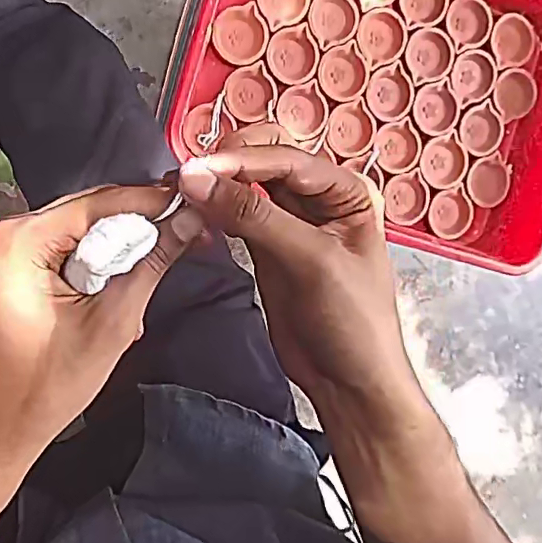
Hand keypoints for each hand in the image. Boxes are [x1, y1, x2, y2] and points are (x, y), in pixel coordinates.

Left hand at [0, 185, 203, 470]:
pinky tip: (125, 285)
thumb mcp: (110, 323)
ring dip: (123, 247)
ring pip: (86, 228)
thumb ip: (150, 264)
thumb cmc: (39, 390)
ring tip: (161, 259)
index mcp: (19, 243)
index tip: (189, 203)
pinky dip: (102, 262)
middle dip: (140, 224)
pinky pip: (72, 247)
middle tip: (186, 230)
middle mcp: (10, 236)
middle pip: (91, 210)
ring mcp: (12, 250)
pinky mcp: (21, 266)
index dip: (150, 202)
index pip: (98, 203)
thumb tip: (183, 223)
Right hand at [176, 126, 421, 424]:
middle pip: (266, 159)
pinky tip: (196, 211)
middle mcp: (320, 199)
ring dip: (217, 183)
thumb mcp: (311, 261)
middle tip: (193, 175)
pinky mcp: (266, 244)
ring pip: (247, 183)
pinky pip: (235, 213)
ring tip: (186, 189)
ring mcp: (291, 221)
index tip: (199, 168)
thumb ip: (255, 215)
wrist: (349, 383)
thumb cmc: (355, 325)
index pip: (286, 159)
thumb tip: (202, 179)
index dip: (241, 160)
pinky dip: (214, 208)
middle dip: (229, 161)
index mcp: (346, 192)